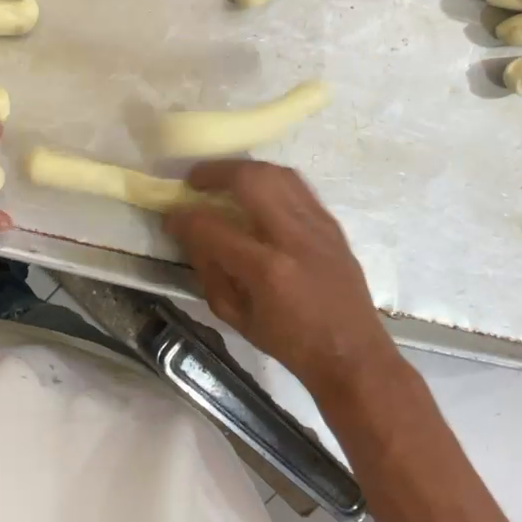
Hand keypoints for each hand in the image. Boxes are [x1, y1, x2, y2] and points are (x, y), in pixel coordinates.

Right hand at [163, 160, 399, 395]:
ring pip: (277, 173)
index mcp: (266, 269)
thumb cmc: (288, 342)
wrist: (352, 352)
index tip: (169, 217)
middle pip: (251, 180)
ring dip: (243, 170)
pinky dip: (269, 181)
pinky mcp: (332, 225)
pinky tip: (255, 193)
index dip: (183, 218)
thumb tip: (191, 236)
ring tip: (222, 179)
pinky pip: (297, 187)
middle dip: (214, 172)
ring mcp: (318, 227)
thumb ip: (209, 270)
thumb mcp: (234, 315)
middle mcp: (294, 238)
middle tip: (194, 180)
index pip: (212, 226)